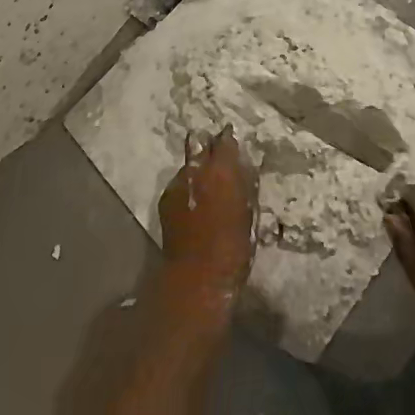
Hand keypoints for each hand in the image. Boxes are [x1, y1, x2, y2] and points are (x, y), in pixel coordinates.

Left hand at [158, 127, 255, 296]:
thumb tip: (242, 166)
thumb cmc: (234, 245)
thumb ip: (245, 182)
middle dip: (210, 148)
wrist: (198, 274)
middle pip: (202, 146)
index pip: (225, 141)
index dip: (229, 140)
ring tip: (205, 182)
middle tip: (218, 159)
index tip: (233, 142)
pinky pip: (180, 183)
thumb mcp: (249, 211)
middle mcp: (197, 169)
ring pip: (189, 165)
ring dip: (197, 169)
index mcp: (222, 169)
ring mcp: (178, 182)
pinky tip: (192, 201)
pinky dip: (187, 186)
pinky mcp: (165, 198)